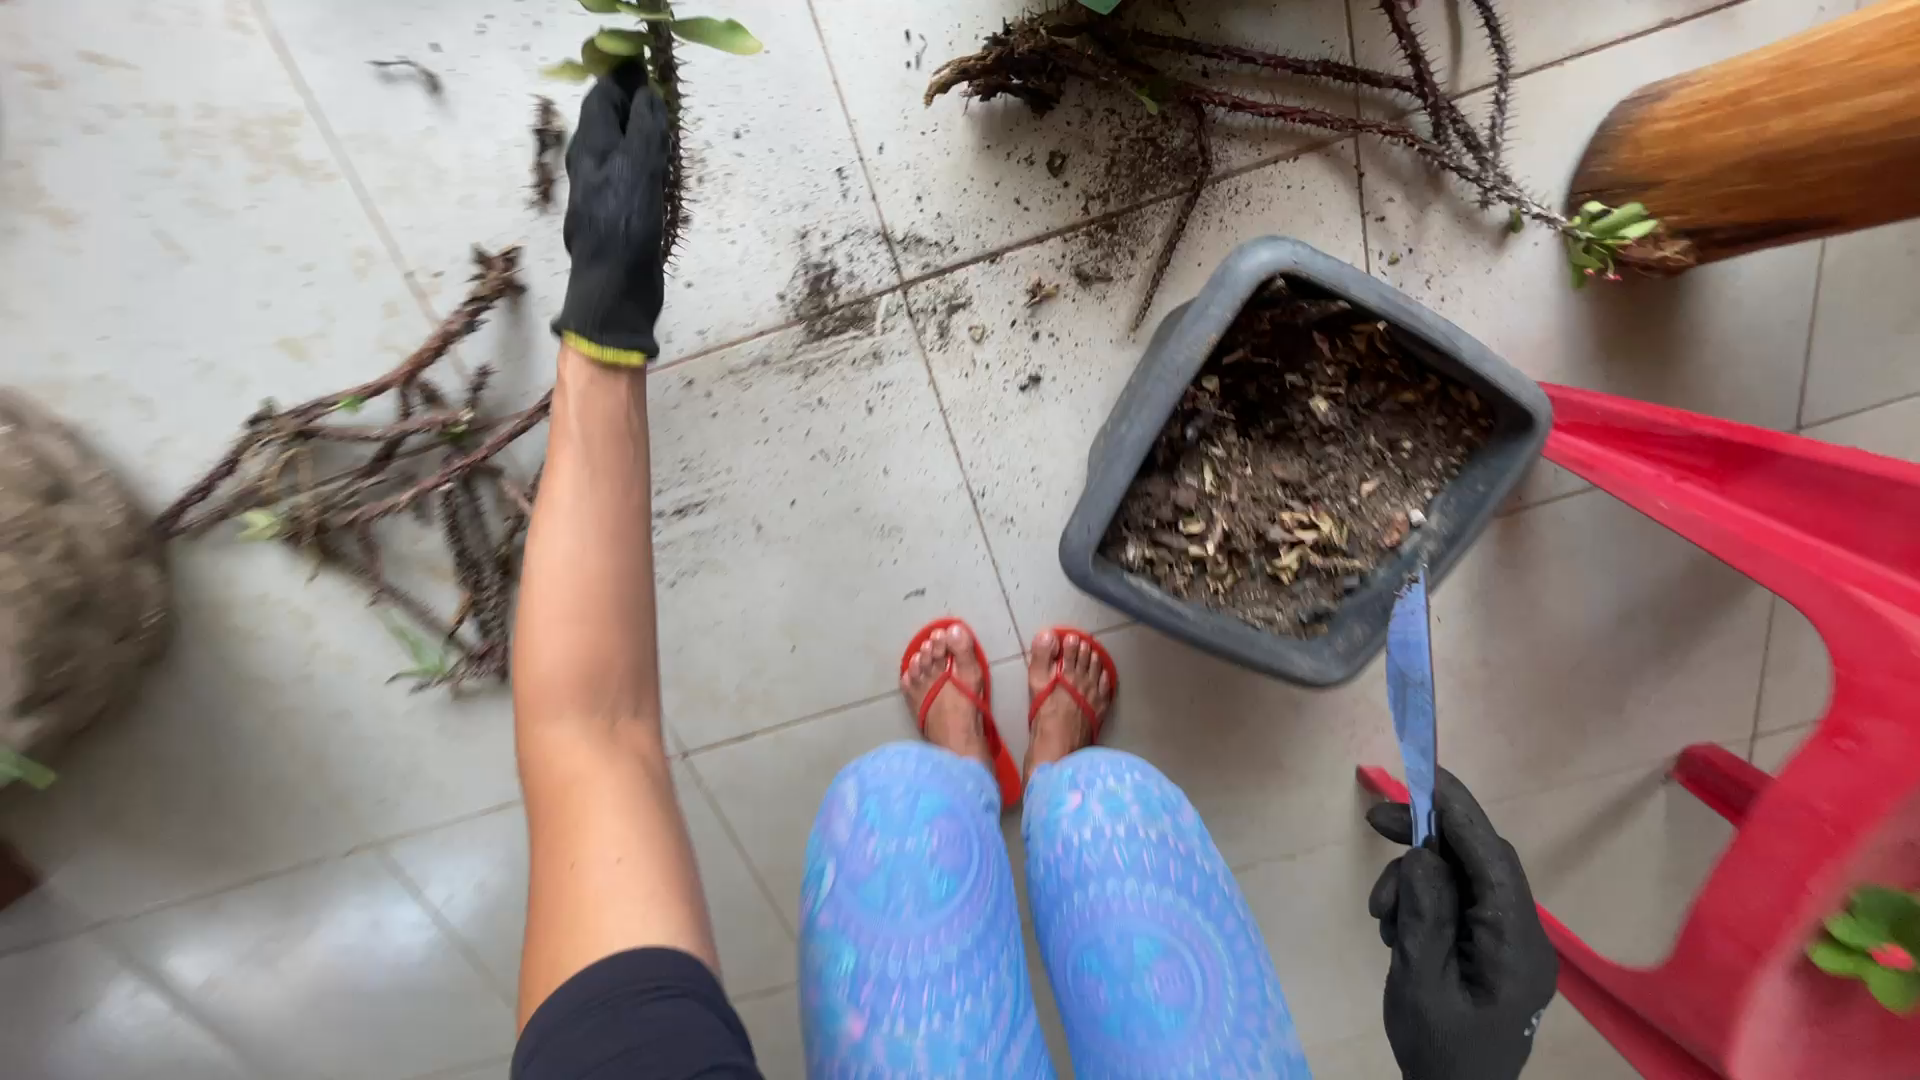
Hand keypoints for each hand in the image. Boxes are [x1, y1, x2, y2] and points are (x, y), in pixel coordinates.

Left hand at [552, 63, 668, 366]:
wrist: (615, 292)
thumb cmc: (624, 230)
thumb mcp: (638, 172)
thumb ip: (644, 131)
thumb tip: (650, 96)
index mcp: (590, 149)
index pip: (603, 97)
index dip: (624, 77)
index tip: (649, 65)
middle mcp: (592, 167)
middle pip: (611, 124)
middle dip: (635, 107)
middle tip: (664, 99)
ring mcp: (605, 195)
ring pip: (623, 153)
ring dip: (644, 140)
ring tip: (670, 134)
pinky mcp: (620, 220)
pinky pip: (634, 182)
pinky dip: (650, 171)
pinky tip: (667, 180)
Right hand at [1366, 769, 1558, 1079]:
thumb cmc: (1439, 1050)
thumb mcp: (1420, 982)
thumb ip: (1426, 917)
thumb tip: (1425, 855)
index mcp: (1516, 946)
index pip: (1492, 859)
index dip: (1460, 812)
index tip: (1426, 774)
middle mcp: (1521, 936)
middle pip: (1477, 860)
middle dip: (1427, 836)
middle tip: (1377, 822)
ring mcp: (1506, 942)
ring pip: (1460, 877)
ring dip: (1414, 877)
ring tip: (1380, 913)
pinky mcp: (1489, 948)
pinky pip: (1455, 899)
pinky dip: (1419, 898)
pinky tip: (1394, 925)